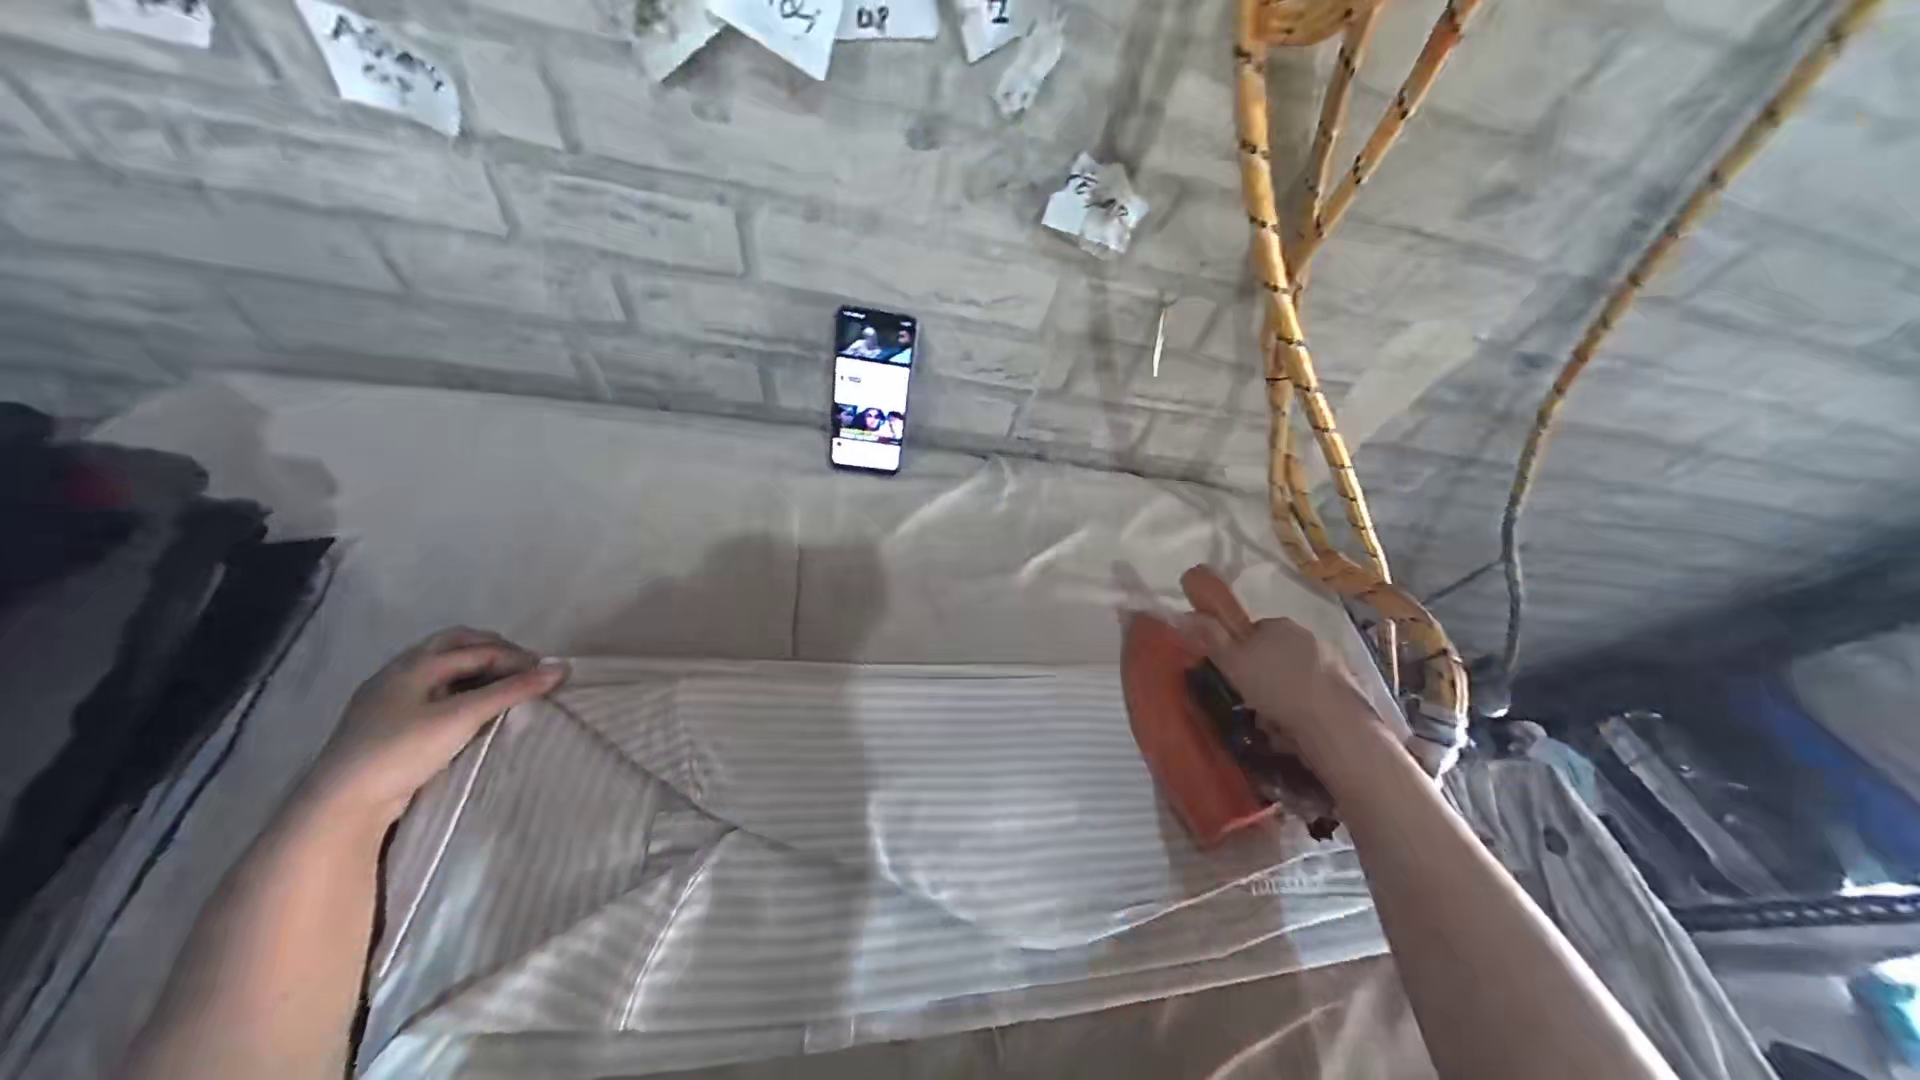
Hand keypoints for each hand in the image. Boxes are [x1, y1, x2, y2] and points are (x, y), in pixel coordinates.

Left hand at [304, 628, 566, 826]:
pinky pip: (433, 688)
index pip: (479, 649)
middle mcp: (399, 671)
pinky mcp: (387, 722)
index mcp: (415, 663)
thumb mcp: (463, 717)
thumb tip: (562, 669)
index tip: (548, 674)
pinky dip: (461, 687)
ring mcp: (389, 697)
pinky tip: (473, 705)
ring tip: (505, 685)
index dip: (517, 657)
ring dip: (477, 668)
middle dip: (495, 650)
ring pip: (442, 666)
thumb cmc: (403, 750)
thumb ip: (512, 691)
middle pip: (456, 645)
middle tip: (526, 669)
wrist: (341, 803)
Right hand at [1186, 615, 1383, 767]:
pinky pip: (1318, 689)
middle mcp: (1307, 634)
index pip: (1253, 630)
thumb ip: (1209, 636)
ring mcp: (1332, 659)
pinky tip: (1301, 724)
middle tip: (1252, 699)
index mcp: (1277, 624)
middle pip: (1277, 649)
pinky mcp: (1349, 684)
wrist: (1331, 722)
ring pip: (1299, 671)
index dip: (1240, 651)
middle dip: (1265, 669)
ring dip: (1287, 687)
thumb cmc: (1274, 687)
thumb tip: (1182, 613)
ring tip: (1277, 719)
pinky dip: (1309, 702)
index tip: (1235, 674)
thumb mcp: (1231, 662)